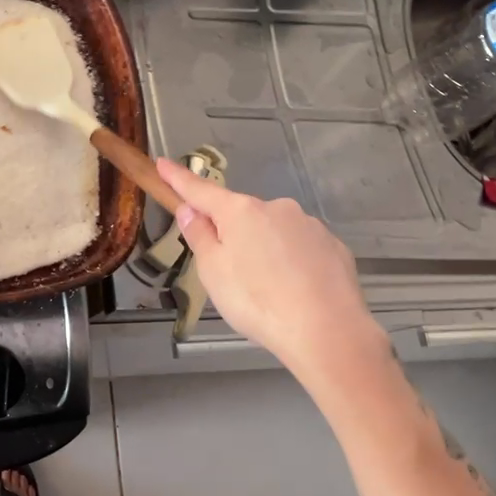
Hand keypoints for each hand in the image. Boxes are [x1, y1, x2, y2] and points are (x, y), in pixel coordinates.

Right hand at [157, 158, 383, 367]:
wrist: (327, 332)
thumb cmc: (257, 301)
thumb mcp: (213, 272)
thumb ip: (200, 237)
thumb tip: (191, 211)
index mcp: (240, 211)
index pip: (200, 190)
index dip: (178, 178)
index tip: (161, 163)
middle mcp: (276, 208)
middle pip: (241, 215)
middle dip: (231, 234)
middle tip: (230, 274)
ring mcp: (309, 225)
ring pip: (274, 232)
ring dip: (265, 251)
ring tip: (268, 292)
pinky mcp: (333, 247)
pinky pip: (301, 249)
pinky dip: (292, 263)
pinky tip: (295, 292)